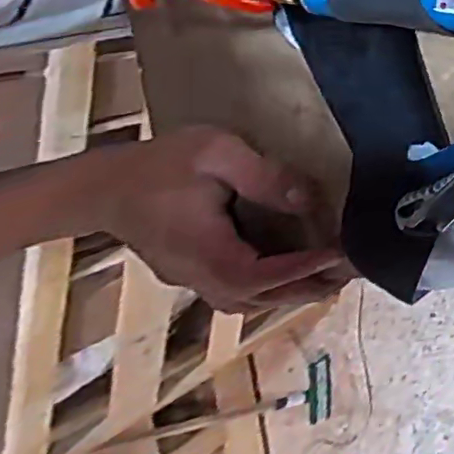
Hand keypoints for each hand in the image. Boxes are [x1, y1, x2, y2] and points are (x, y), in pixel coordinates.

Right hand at [99, 128, 352, 312]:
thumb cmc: (162, 163)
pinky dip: (268, 288)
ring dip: (288, 294)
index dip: (299, 270)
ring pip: (243, 299)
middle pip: (254, 297)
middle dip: (304, 288)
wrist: (102, 184)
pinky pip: (234, 290)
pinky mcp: (190, 269)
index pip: (256, 274)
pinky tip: (293, 274)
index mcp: (202, 248)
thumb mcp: (217, 154)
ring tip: (332, 278)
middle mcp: (196, 272)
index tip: (338, 256)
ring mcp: (190, 275)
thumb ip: (264, 176)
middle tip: (350, 274)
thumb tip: (307, 199)